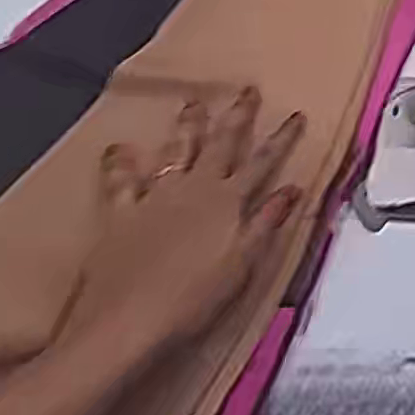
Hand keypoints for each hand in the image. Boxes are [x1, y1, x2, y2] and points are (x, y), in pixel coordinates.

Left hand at [57, 87, 305, 357]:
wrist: (124, 324)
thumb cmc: (192, 299)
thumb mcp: (242, 264)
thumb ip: (267, 222)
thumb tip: (294, 187)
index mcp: (227, 200)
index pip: (263, 161)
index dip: (282, 138)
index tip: (297, 114)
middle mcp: (195, 187)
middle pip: (221, 143)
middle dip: (238, 114)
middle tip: (247, 89)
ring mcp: (157, 195)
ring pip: (177, 149)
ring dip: (188, 125)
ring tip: (193, 102)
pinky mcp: (121, 212)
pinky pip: (121, 181)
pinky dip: (119, 163)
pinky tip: (117, 148)